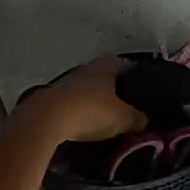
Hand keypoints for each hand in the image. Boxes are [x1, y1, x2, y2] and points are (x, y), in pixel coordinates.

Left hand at [14, 56, 145, 144]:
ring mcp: (66, 82)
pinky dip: (78, 110)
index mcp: (106, 66)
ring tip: (105, 118)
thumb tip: (143, 121)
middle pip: (105, 77)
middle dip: (114, 90)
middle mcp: (86, 68)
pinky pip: (72, 103)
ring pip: (87, 89)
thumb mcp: (123, 119)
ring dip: (94, 100)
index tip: (142, 90)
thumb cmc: (90, 112)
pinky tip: (83, 124)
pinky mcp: (50, 98)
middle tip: (125, 107)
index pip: (126, 65)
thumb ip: (137, 119)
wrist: (46, 120)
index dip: (135, 76)